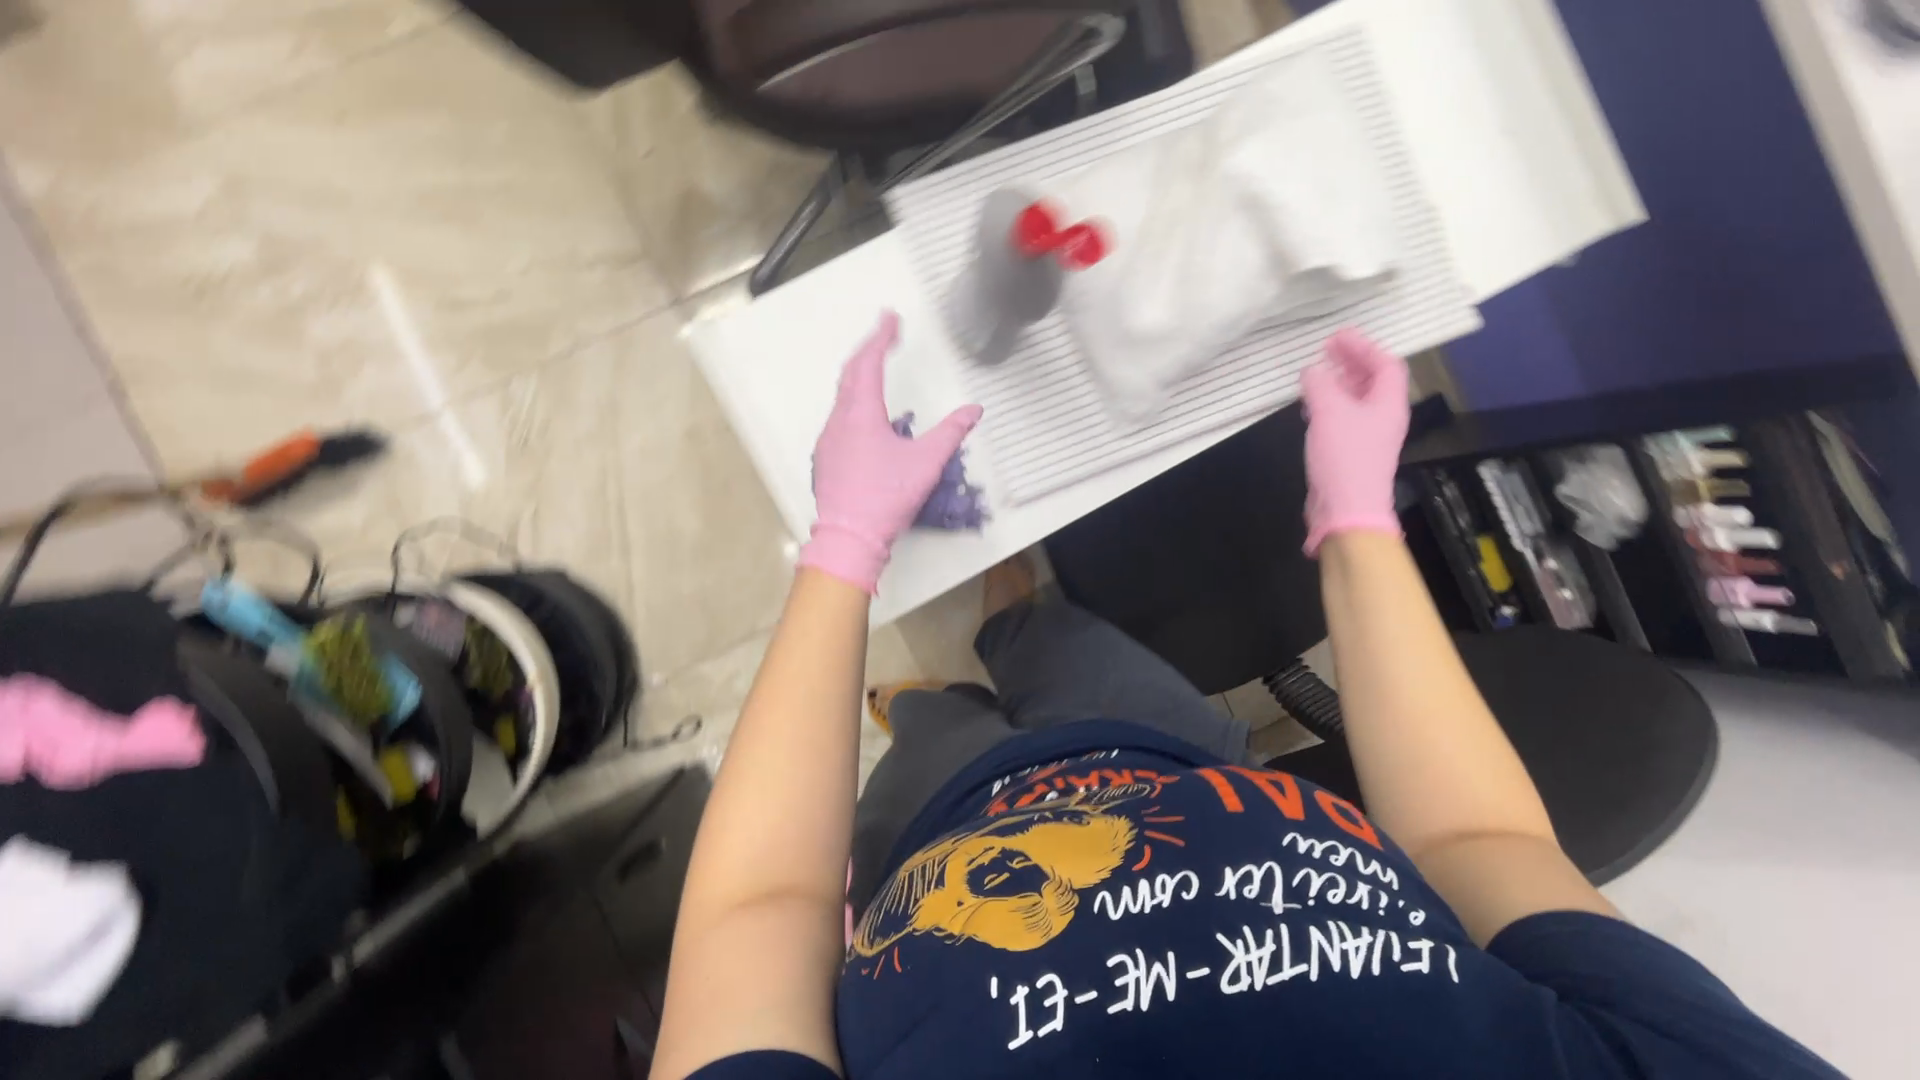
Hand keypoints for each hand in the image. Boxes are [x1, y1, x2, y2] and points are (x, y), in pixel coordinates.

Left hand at [800, 311, 984, 592]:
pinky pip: (840, 418)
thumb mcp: (926, 463)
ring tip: (877, 368)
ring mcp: (828, 441)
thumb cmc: (886, 497)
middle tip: (885, 335)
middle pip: (850, 374)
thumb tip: (974, 409)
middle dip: (868, 351)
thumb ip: (951, 432)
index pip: (869, 362)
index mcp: (861, 413)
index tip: (890, 318)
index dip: (881, 336)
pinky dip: (854, 402)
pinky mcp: (827, 459)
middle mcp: (839, 420)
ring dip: (860, 377)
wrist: (847, 538)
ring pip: (842, 397)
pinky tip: (868, 417)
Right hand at [1300, 328, 1409, 556]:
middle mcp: (1384, 418)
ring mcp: (1369, 437)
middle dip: (1351, 362)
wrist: (1347, 509)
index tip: (1336, 337)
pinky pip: (1344, 420)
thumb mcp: (1328, 412)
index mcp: (1388, 403)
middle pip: (1373, 381)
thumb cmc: (1344, 456)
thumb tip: (1312, 370)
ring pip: (1358, 400)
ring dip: (1339, 384)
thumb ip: (1319, 384)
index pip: (1385, 364)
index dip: (1363, 346)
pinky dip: (1330, 406)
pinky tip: (1311, 408)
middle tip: (1326, 351)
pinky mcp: (1352, 454)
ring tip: (1317, 375)